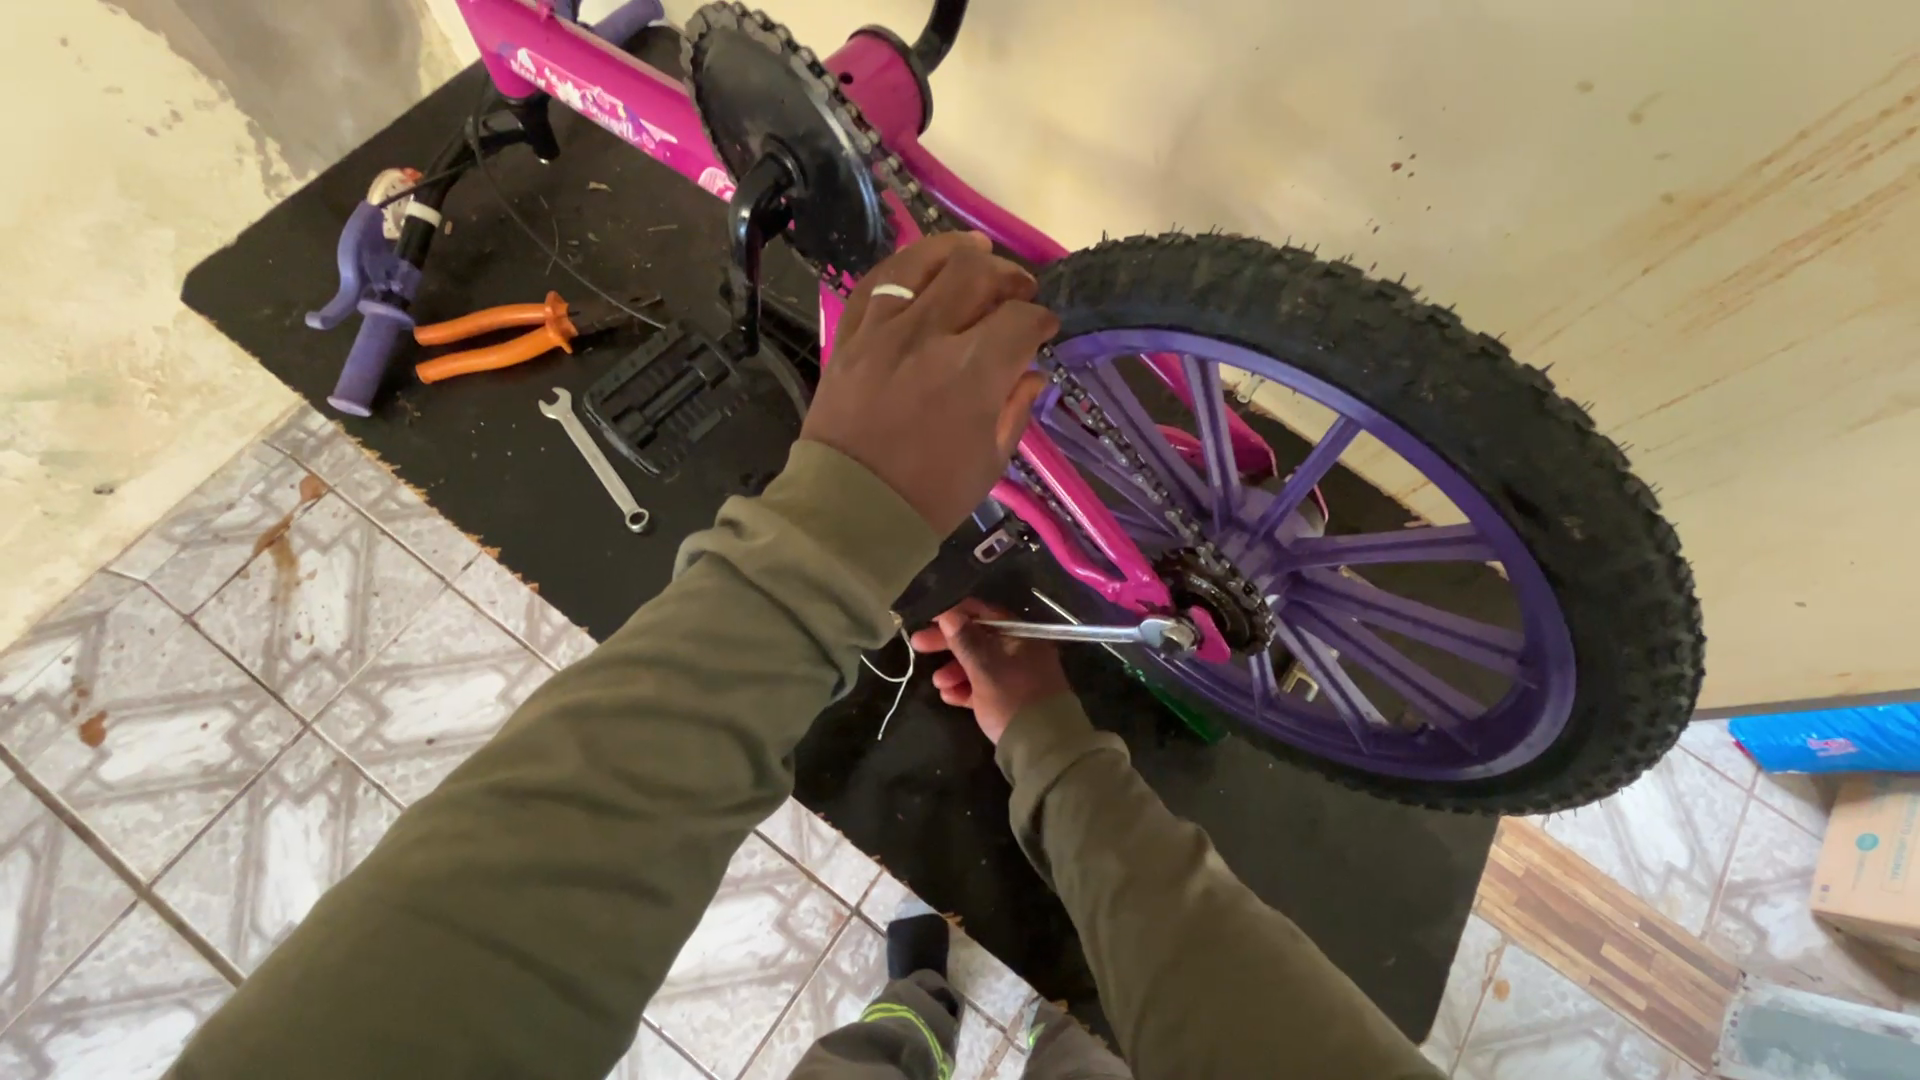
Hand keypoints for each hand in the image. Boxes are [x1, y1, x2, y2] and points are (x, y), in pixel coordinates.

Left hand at [801, 232, 1060, 533]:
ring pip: (924, 263)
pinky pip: (877, 281)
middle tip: (1019, 290)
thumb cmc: (930, 495)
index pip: (1020, 320)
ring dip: (958, 251)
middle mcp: (929, 336)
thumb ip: (1015, 408)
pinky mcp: (850, 336)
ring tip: (976, 251)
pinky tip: (923, 264)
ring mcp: (883, 330)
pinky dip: (905, 265)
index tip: (1045, 328)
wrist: (851, 508)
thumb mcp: (990, 461)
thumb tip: (1030, 372)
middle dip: (1009, 277)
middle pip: (977, 275)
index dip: (1041, 319)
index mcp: (973, 372)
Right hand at [909, 599, 1069, 744]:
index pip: (983, 613)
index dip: (953, 614)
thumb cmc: (1013, 700)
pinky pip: (984, 687)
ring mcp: (1016, 676)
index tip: (927, 620)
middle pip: (978, 639)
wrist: (1043, 748)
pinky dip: (966, 689)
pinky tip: (949, 697)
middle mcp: (1020, 651)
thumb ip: (966, 642)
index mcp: (1020, 636)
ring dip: (955, 671)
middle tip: (917, 645)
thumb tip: (949, 615)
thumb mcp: (985, 669)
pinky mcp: (1011, 700)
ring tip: (938, 683)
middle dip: (948, 643)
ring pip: (979, 665)